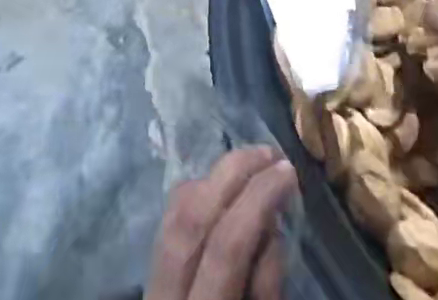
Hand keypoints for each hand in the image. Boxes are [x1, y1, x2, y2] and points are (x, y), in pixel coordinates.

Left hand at [144, 146, 296, 299]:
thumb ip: (266, 286)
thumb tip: (269, 227)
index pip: (226, 247)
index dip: (258, 200)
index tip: (288, 170)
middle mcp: (167, 297)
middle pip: (191, 217)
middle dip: (233, 173)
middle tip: (270, 152)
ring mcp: (151, 287)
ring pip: (172, 214)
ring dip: (213, 177)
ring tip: (249, 161)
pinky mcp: (148, 281)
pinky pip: (167, 225)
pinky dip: (194, 194)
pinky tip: (218, 185)